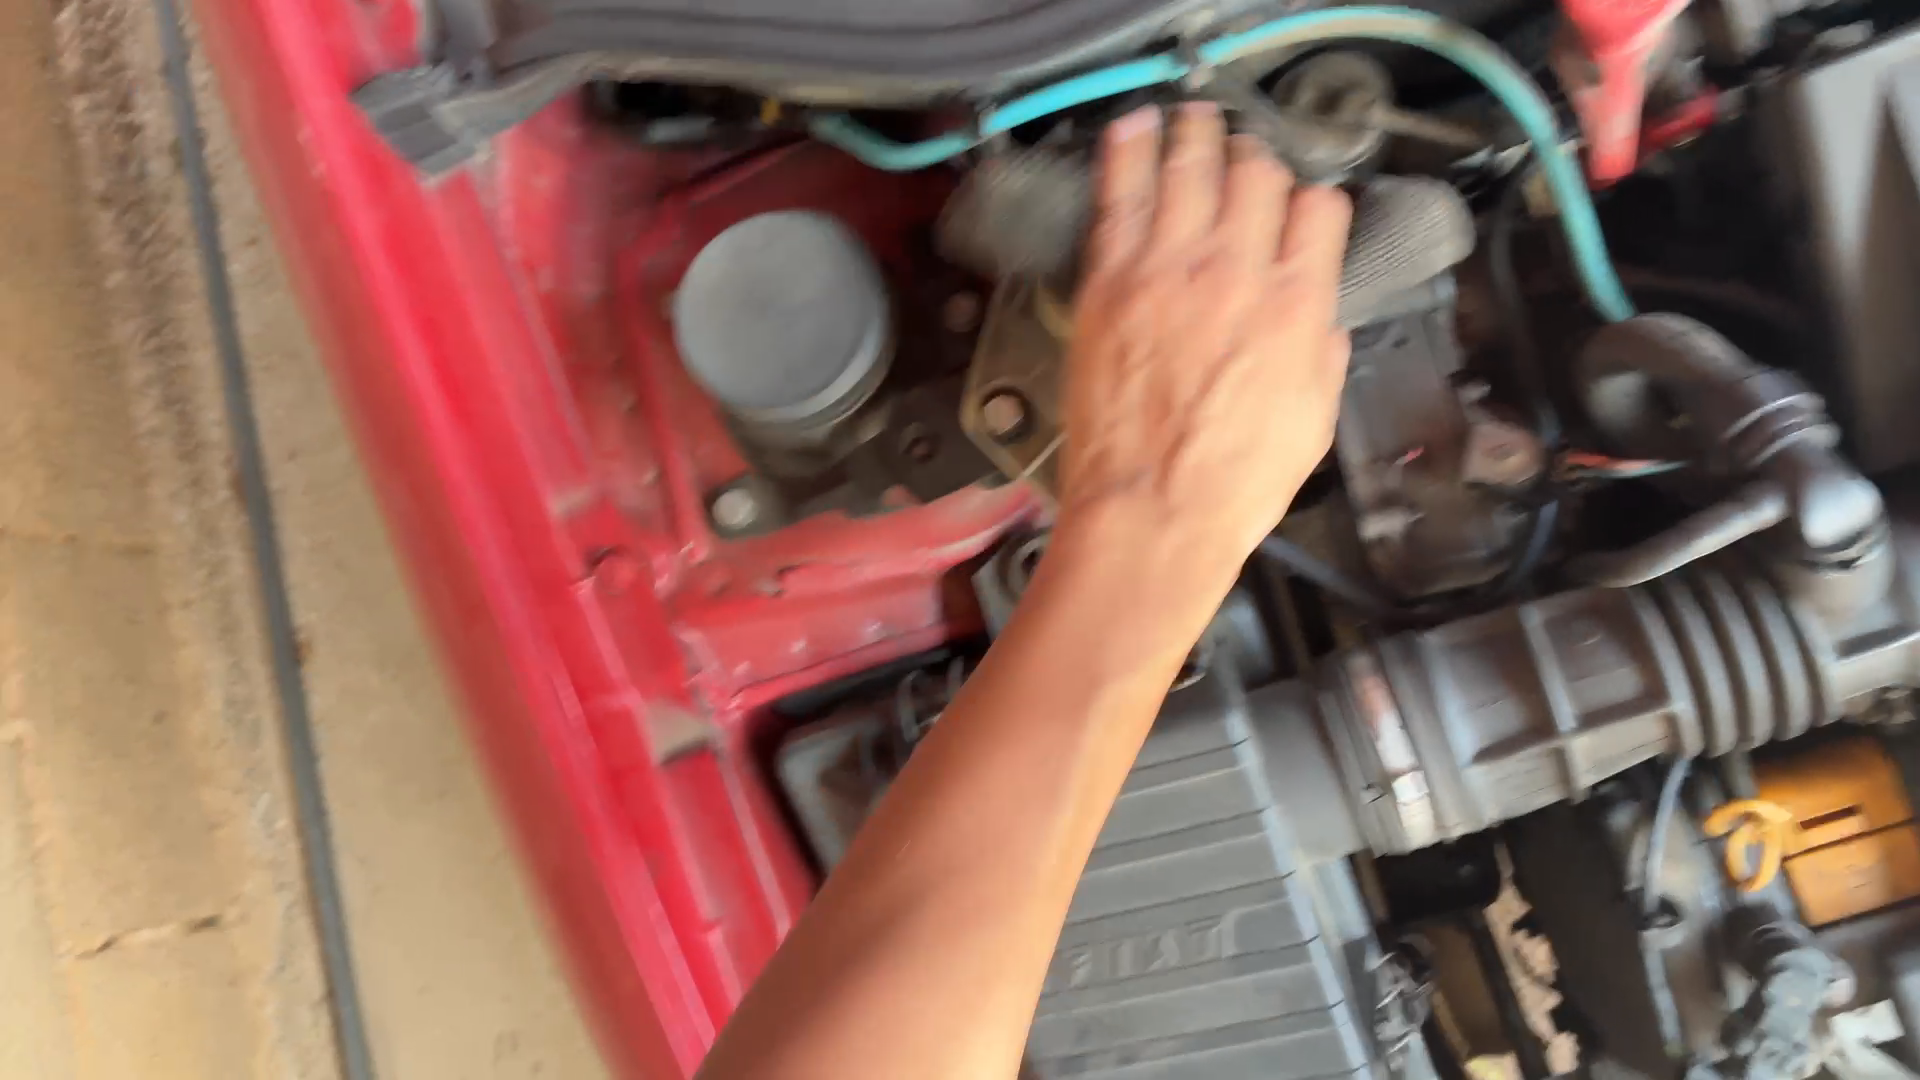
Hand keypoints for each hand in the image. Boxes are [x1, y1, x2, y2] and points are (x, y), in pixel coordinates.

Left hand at [1057, 102, 1351, 571]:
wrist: (1151, 511)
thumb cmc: (1229, 484)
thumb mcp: (1311, 422)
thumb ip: (1319, 353)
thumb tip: (1317, 320)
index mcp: (1296, 304)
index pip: (1318, 209)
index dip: (1308, 203)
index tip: (1294, 211)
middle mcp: (1236, 272)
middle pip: (1254, 173)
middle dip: (1252, 160)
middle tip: (1239, 159)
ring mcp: (1167, 272)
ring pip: (1189, 167)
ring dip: (1194, 135)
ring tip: (1190, 121)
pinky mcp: (1109, 287)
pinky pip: (1119, 199)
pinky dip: (1127, 156)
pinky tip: (1132, 131)